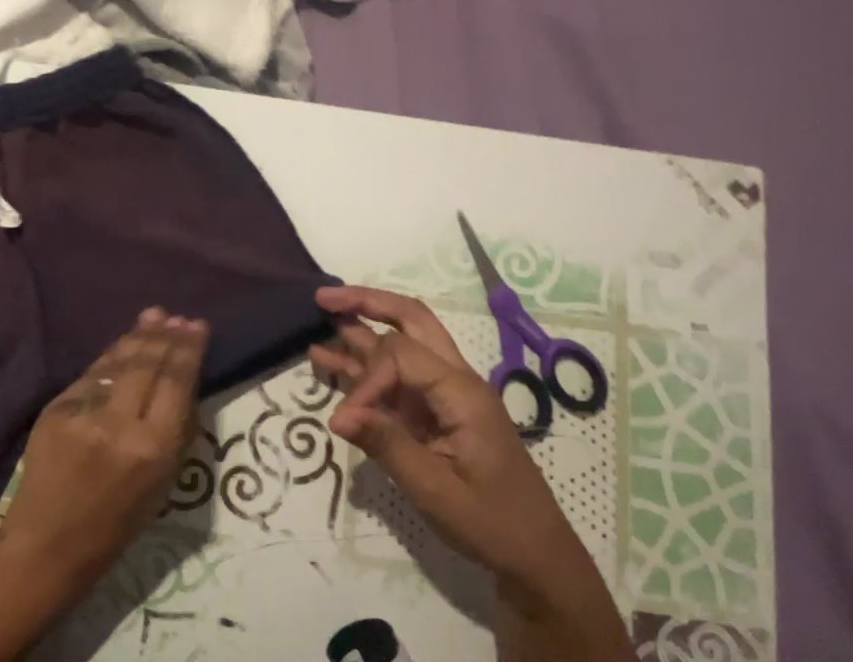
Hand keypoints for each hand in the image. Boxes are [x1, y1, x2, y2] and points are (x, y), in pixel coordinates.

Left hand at [0, 307, 208, 589]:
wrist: (51, 541)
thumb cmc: (119, 522)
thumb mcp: (164, 483)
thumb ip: (174, 431)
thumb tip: (183, 381)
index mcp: (154, 448)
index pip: (176, 383)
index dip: (188, 350)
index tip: (198, 326)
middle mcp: (119, 424)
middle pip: (147, 364)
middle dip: (165, 336)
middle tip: (177, 317)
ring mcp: (82, 413)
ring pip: (116, 363)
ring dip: (137, 337)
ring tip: (153, 316)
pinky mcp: (55, 409)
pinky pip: (90, 377)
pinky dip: (109, 359)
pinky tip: (121, 345)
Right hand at [307, 286, 583, 587]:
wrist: (534, 555)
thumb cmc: (491, 522)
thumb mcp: (436, 490)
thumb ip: (387, 445)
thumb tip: (338, 415)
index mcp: (462, 392)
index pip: (399, 355)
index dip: (364, 379)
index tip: (345, 420)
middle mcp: (454, 381)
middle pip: (411, 320)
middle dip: (367, 303)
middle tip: (323, 297)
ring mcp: (444, 396)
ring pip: (401, 344)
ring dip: (361, 329)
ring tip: (318, 316)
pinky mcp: (433, 413)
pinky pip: (396, 378)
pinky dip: (363, 367)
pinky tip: (328, 360)